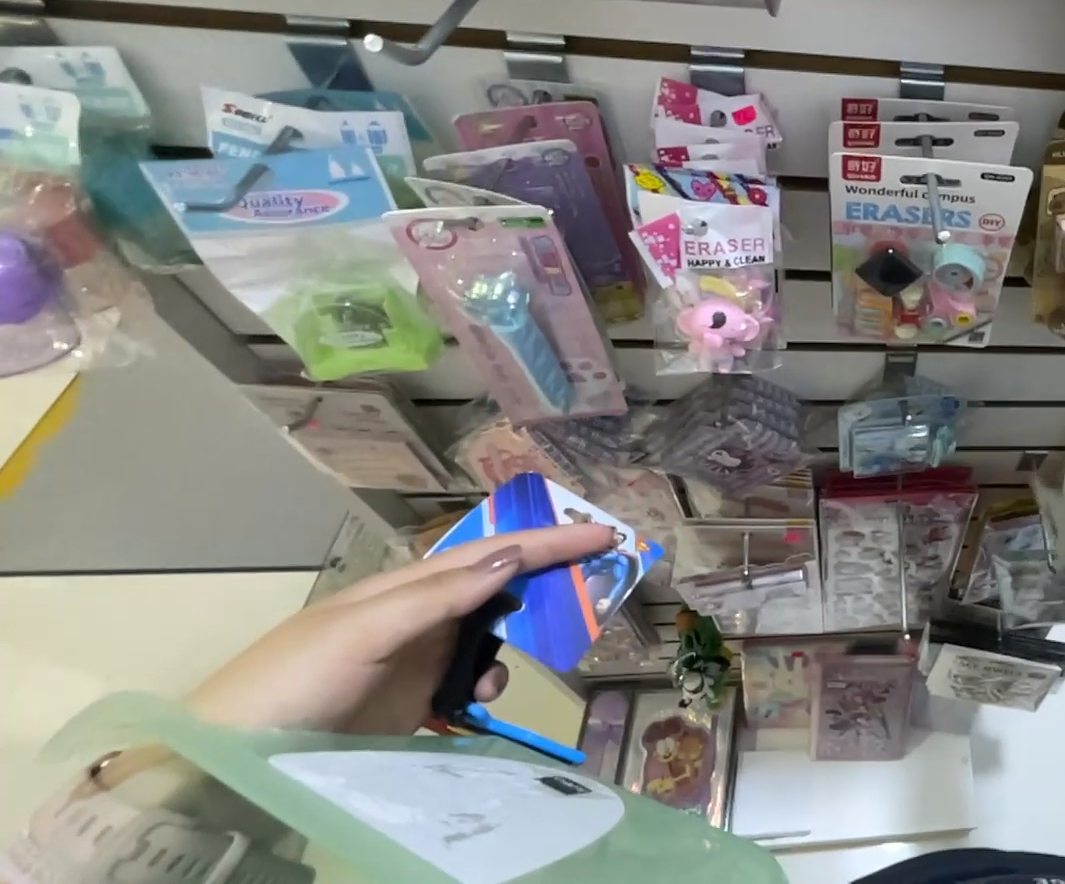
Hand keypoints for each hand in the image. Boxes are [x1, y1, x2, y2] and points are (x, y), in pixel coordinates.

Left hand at [186, 523, 616, 734]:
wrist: (226, 763)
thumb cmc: (292, 681)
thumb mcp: (364, 630)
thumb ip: (439, 596)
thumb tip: (513, 558)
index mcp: (411, 585)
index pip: (495, 552)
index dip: (551, 540)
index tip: (605, 533)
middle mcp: (424, 613)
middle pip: (503, 588)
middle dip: (548, 584)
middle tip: (596, 588)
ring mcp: (420, 658)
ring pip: (493, 638)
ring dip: (510, 651)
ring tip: (496, 679)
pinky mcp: (415, 700)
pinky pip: (472, 682)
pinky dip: (487, 686)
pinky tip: (477, 701)